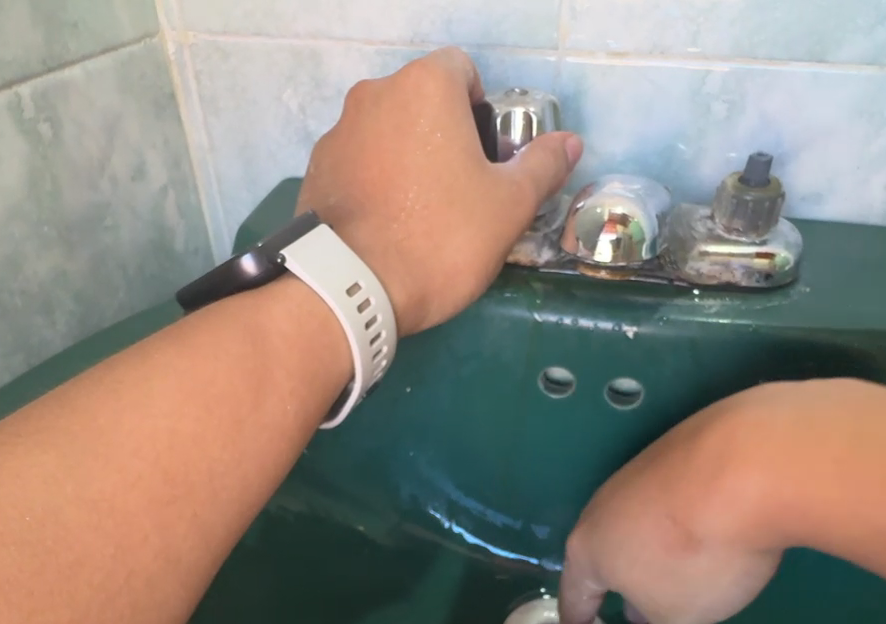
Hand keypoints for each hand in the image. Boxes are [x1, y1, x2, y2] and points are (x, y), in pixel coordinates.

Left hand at [296, 48, 583, 333]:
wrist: (354, 290)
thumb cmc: (441, 240)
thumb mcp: (509, 208)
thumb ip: (542, 167)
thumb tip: (570, 143)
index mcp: (425, 87)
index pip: (463, 72)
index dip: (482, 114)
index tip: (485, 162)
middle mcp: (374, 95)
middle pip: (422, 106)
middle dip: (444, 141)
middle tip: (459, 198)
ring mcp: (337, 134)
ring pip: (387, 138)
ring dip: (407, 165)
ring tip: (419, 222)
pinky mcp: (315, 174)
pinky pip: (357, 169)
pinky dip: (374, 188)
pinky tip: (385, 232)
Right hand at [557, 385, 806, 623]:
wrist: (748, 468)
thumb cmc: (698, 556)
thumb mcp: (676, 614)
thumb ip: (656, 610)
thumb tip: (655, 586)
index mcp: (590, 548)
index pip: (576, 596)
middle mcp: (606, 505)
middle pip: (607, 548)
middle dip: (618, 579)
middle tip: (632, 608)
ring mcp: (643, 471)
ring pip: (642, 520)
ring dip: (655, 547)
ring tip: (679, 566)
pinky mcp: (684, 448)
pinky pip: (678, 498)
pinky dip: (687, 519)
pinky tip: (711, 527)